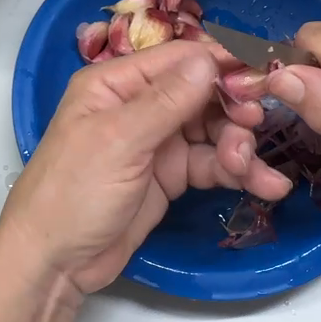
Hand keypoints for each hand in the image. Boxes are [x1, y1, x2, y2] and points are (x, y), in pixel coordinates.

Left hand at [0, 41, 294, 295]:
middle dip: (233, 109)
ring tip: (255, 171)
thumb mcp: (119, 142)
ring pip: (211, 129)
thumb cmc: (73, 192)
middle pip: (200, 93)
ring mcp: (155, 141)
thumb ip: (166, 101)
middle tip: (256, 126)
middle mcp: (138, 104)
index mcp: (116, 83)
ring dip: (239, 146)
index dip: (220, 64)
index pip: (177, 59)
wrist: (54, 263)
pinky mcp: (169, 175)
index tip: (263, 74)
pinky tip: (266, 186)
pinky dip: (237, 172)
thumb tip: (209, 58)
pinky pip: (211, 164)